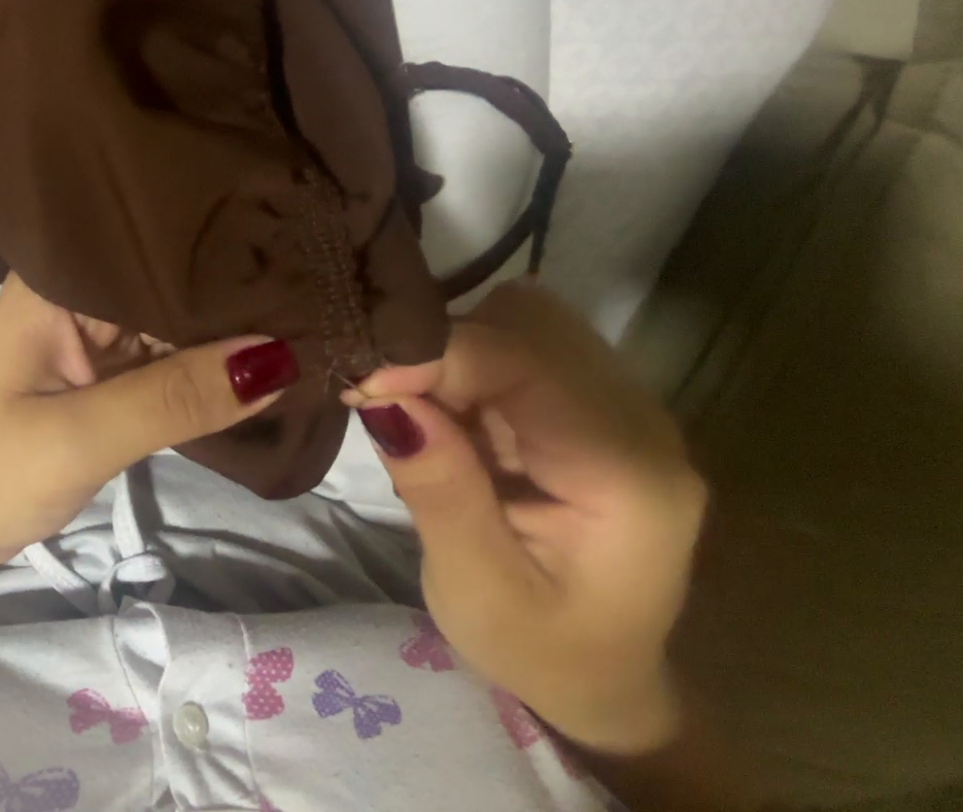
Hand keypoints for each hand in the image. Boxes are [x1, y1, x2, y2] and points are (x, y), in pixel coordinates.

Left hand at [0, 274, 298, 574]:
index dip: (228, 249)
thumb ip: (175, 397)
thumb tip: (283, 355)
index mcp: (51, 282)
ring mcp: (81, 337)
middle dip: (238, 294)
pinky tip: (261, 364)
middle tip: (335, 290)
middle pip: (166, 280)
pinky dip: (198, 370)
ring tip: (318, 319)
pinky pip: (156, 362)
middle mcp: (69, 294)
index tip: (311, 252)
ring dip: (225, 334)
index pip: (153, 245)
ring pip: (168, 324)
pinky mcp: (90, 377)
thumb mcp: (77, 439)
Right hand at [345, 281, 707, 754]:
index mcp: (623, 470)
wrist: (599, 679)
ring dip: (455, 354)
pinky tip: (452, 422)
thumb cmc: (538, 647)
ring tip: (426, 419)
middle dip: (444, 348)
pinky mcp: (594, 407)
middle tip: (394, 408)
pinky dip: (468, 366)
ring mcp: (622, 408)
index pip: (522, 359)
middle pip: (530, 320)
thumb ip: (439, 490)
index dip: (432, 354)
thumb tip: (384, 398)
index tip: (359, 386)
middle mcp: (639, 420)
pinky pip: (522, 346)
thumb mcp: (476, 587)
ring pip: (523, 321)